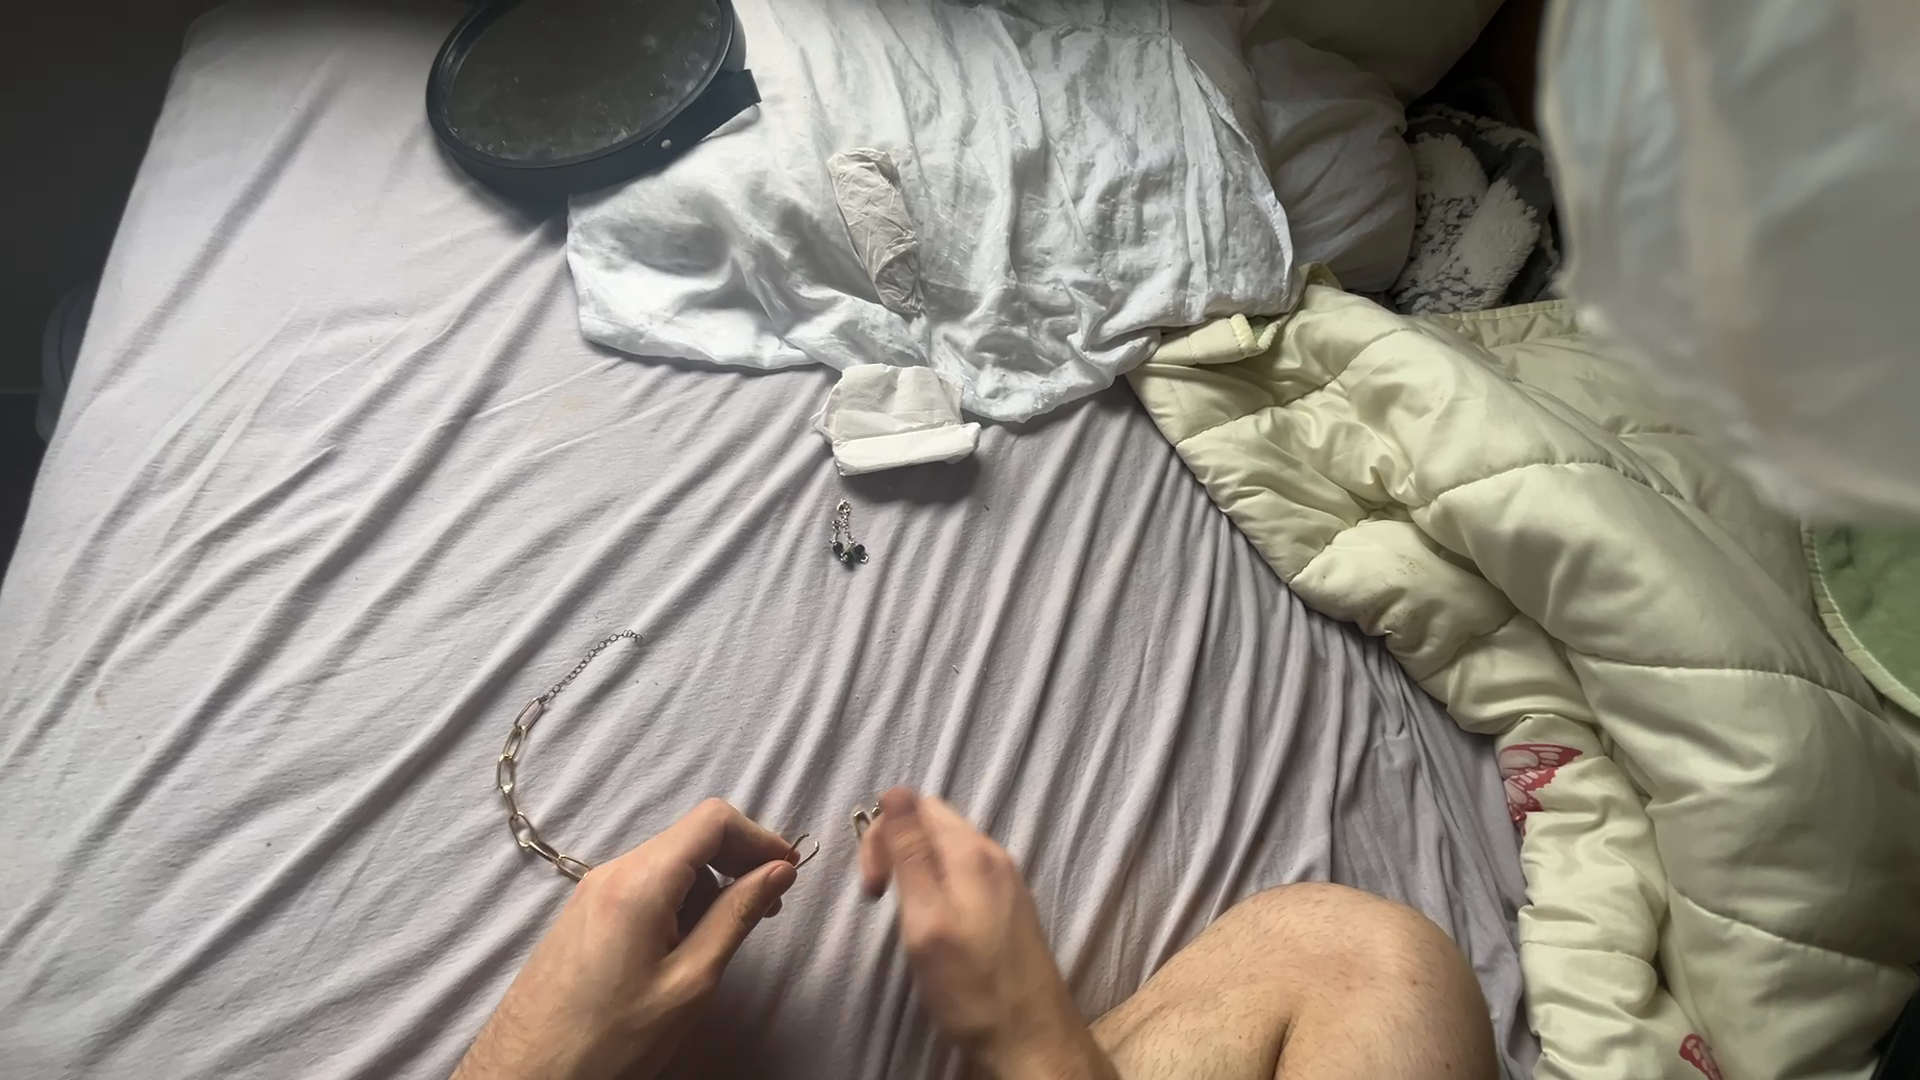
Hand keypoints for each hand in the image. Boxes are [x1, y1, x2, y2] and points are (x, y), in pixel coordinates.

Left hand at [451, 799, 801, 1079]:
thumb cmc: (608, 1044)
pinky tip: (684, 945)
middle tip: (768, 905)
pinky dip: (680, 899)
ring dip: (710, 884)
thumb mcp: (688, 983)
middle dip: (738, 861)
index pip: (714, 820)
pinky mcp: (583, 914)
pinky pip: (646, 884)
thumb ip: (738, 916)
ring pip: (671, 861)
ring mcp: (593, 891)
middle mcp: (614, 870)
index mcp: (640, 879)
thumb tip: (780, 869)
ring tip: (724, 936)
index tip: (788, 870)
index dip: (759, 836)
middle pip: (693, 836)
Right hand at [860, 788, 1116, 1079]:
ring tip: (907, 914)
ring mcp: (1006, 877)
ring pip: (948, 847)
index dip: (884, 833)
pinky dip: (939, 883)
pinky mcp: (1010, 903)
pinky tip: (936, 921)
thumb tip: (895, 790)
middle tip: (882, 897)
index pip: (917, 805)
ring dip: (917, 867)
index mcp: (971, 850)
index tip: (873, 885)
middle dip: (898, 847)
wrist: (1035, 1041)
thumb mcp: (928, 919)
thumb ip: (910, 852)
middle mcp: (993, 853)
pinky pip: (965, 871)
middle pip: (933, 821)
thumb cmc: (972, 986)